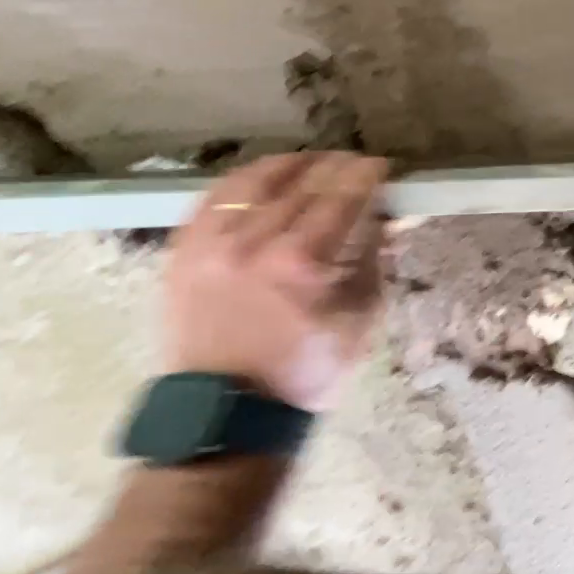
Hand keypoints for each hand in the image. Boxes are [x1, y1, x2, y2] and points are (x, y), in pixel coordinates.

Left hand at [163, 152, 391, 410]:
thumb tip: (391, 215)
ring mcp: (209, 247)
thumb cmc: (312, 365)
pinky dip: (244, 182)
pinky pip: (213, 199)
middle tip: (357, 164)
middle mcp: (253, 244)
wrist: (229, 410)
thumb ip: (374, 256)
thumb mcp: (363, 312)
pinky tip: (265, 179)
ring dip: (290, 165)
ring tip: (312, 163)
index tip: (384, 165)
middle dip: (335, 166)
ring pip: (253, 181)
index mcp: (303, 261)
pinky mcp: (182, 254)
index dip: (367, 173)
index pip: (342, 194)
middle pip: (301, 181)